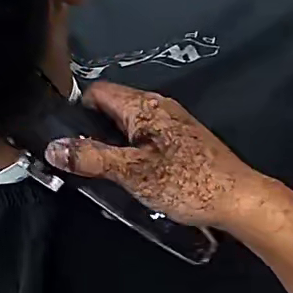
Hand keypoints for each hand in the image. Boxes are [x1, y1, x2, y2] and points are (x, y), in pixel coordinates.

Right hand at [43, 81, 279, 229]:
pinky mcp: (183, 145)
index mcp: (144, 106)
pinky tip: (135, 186)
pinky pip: (147, 146)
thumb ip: (91, 158)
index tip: (66, 141)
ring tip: (107, 182)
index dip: (76, 113)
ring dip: (115, 154)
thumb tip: (55, 148)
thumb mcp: (131, 172)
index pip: (96, 92)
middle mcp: (159, 108)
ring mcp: (173, 126)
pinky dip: (135, 162)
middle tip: (83, 168)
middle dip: (94, 138)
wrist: (238, 199)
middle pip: (112, 113)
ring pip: (130, 133)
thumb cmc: (188, 183)